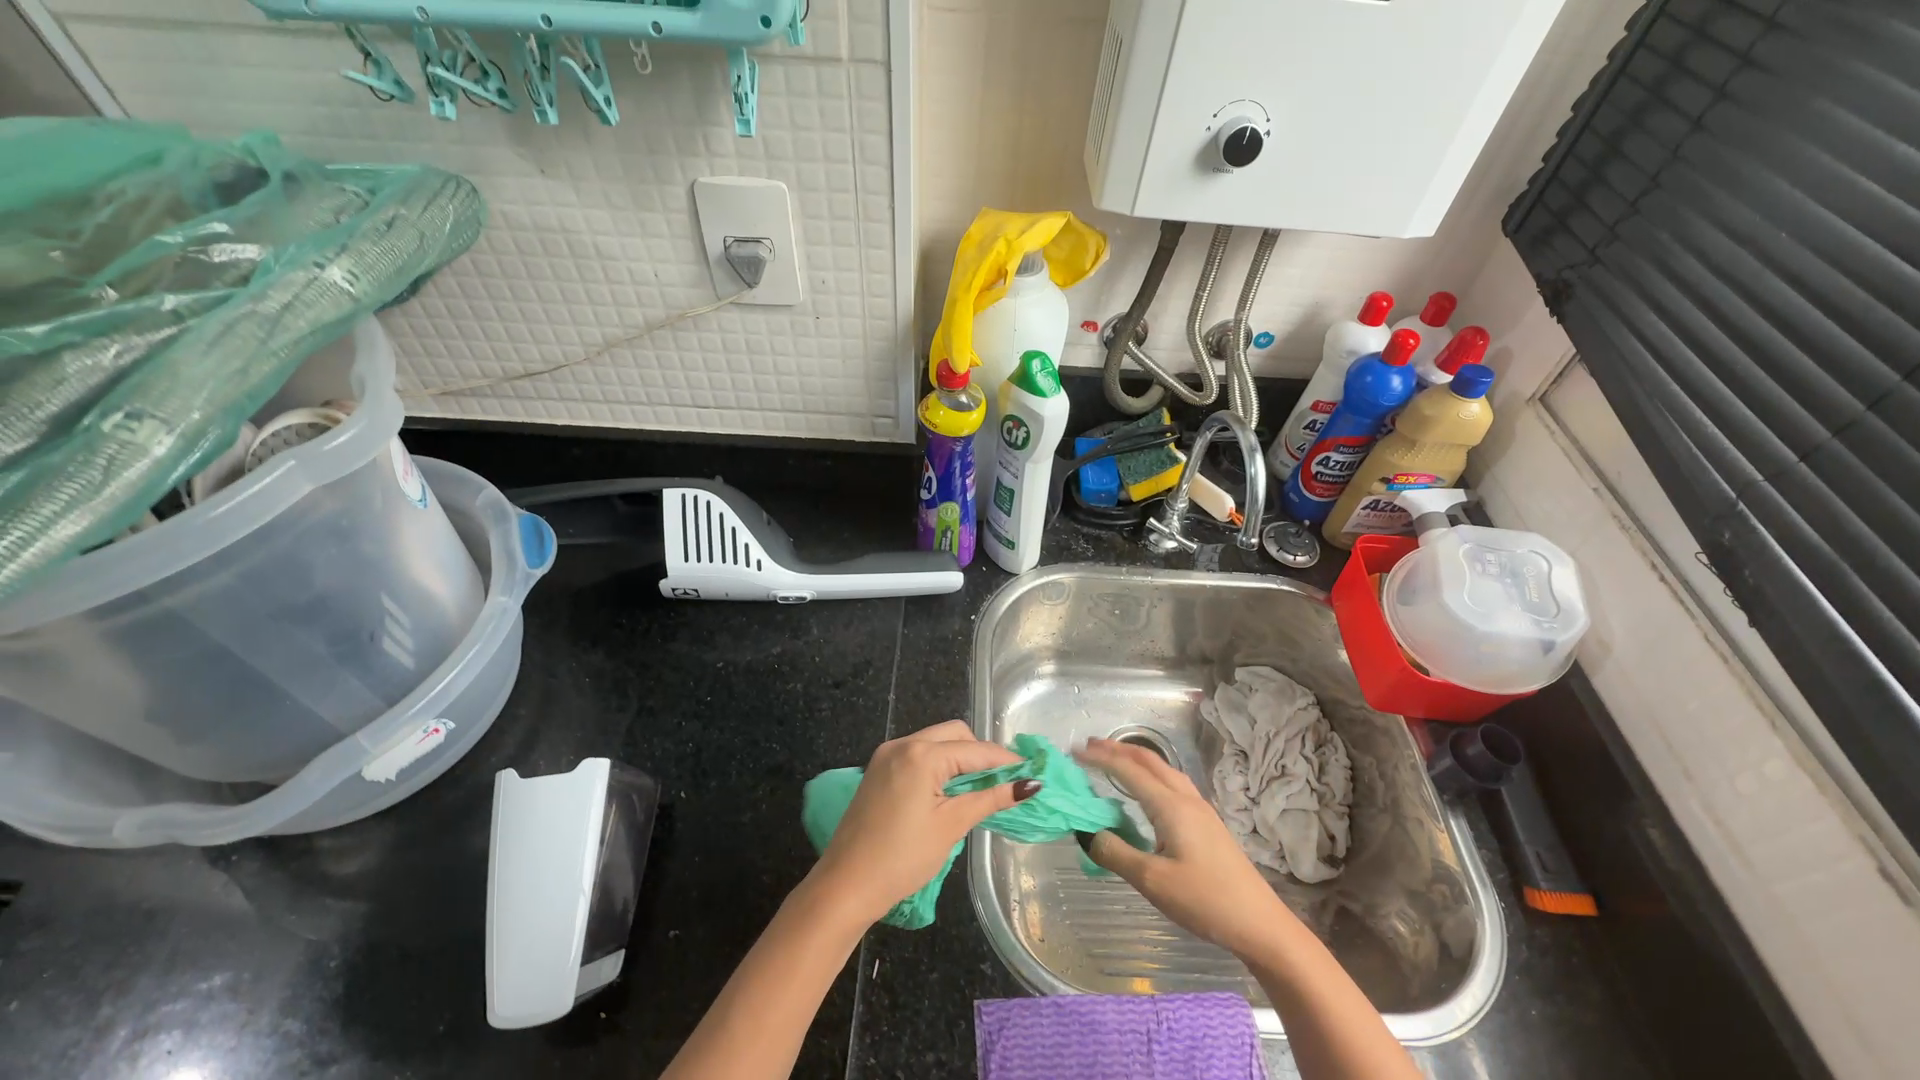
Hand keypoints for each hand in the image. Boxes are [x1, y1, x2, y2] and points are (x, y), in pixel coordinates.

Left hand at [809, 720, 1031, 926]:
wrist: (845, 885)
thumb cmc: (902, 858)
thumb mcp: (951, 826)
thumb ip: (990, 799)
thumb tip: (1029, 786)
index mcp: (921, 755)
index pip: (975, 750)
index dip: (1007, 762)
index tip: (1033, 774)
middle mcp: (902, 744)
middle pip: (955, 735)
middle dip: (982, 754)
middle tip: (1005, 783)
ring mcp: (886, 756)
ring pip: (935, 743)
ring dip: (960, 759)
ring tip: (982, 789)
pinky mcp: (878, 771)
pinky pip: (918, 756)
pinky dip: (939, 766)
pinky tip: (951, 791)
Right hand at [1076, 736, 1293, 960]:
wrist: (1259, 923)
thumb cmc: (1205, 901)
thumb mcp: (1152, 881)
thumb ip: (1115, 853)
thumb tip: (1087, 832)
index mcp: (1172, 807)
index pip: (1128, 771)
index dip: (1099, 759)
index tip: (1073, 752)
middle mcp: (1187, 800)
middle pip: (1150, 762)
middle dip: (1118, 750)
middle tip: (1089, 747)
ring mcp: (1201, 812)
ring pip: (1164, 772)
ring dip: (1137, 761)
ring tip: (1113, 761)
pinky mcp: (1208, 826)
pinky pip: (1173, 786)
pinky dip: (1151, 777)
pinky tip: (1145, 793)